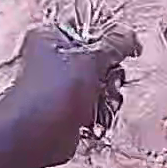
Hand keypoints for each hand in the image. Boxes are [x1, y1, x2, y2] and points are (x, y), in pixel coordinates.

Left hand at [0, 28, 139, 166]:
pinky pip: (98, 105)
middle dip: (111, 76)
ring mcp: (63, 86)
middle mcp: (56, 59)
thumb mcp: (89, 61)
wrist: (37, 137)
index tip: (124, 52)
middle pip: (101, 60)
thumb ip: (113, 45)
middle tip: (107, 83)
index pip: (91, 30)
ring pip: (103, 85)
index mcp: (53, 38)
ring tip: (100, 104)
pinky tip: (96, 119)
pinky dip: (101, 113)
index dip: (111, 41)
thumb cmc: (52, 95)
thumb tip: (130, 36)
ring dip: (109, 97)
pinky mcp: (71, 109)